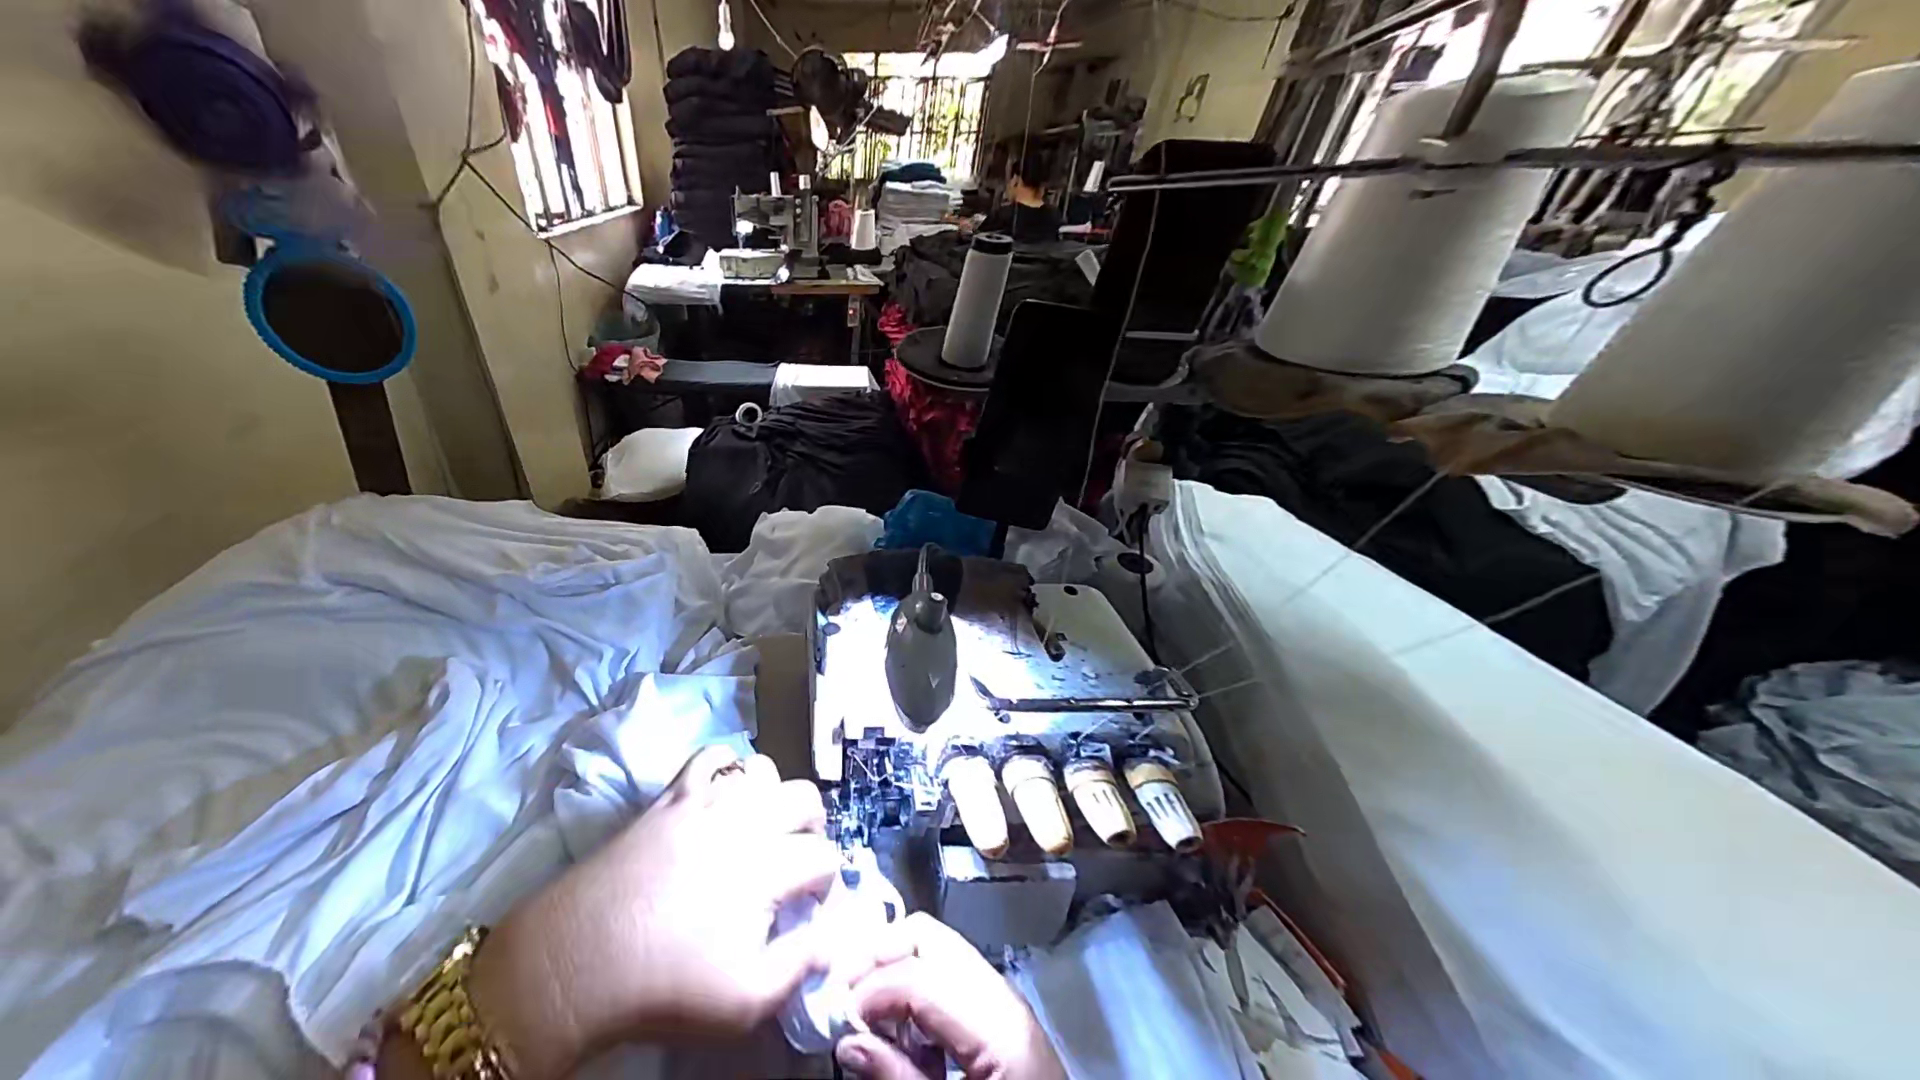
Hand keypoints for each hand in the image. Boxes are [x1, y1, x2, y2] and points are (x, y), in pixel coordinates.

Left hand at [468, 746, 839, 1077]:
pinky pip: (712, 756)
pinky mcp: (672, 794)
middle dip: (812, 827)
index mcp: (769, 866)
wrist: (575, 963)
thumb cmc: (663, 986)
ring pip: (764, 770)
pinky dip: (726, 768)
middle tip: (794, 858)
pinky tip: (721, 796)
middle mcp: (746, 821)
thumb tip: (831, 940)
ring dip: (773, 796)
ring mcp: (706, 800)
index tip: (808, 906)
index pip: (825, 856)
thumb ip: (799, 966)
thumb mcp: (743, 1001)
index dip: (825, 882)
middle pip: (806, 798)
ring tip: (759, 827)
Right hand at [833, 912, 1065, 1079]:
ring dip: (896, 972)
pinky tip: (905, 1036)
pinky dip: (919, 992)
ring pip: (938, 951)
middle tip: (847, 998)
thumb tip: (849, 1041)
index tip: (838, 1022)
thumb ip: (898, 1079)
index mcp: (997, 1027)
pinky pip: (951, 981)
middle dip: (879, 957)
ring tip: (871, 1019)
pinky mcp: (1002, 1016)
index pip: (920, 977)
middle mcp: (1003, 996)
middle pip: (929, 938)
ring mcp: (1005, 1001)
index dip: (871, 991)